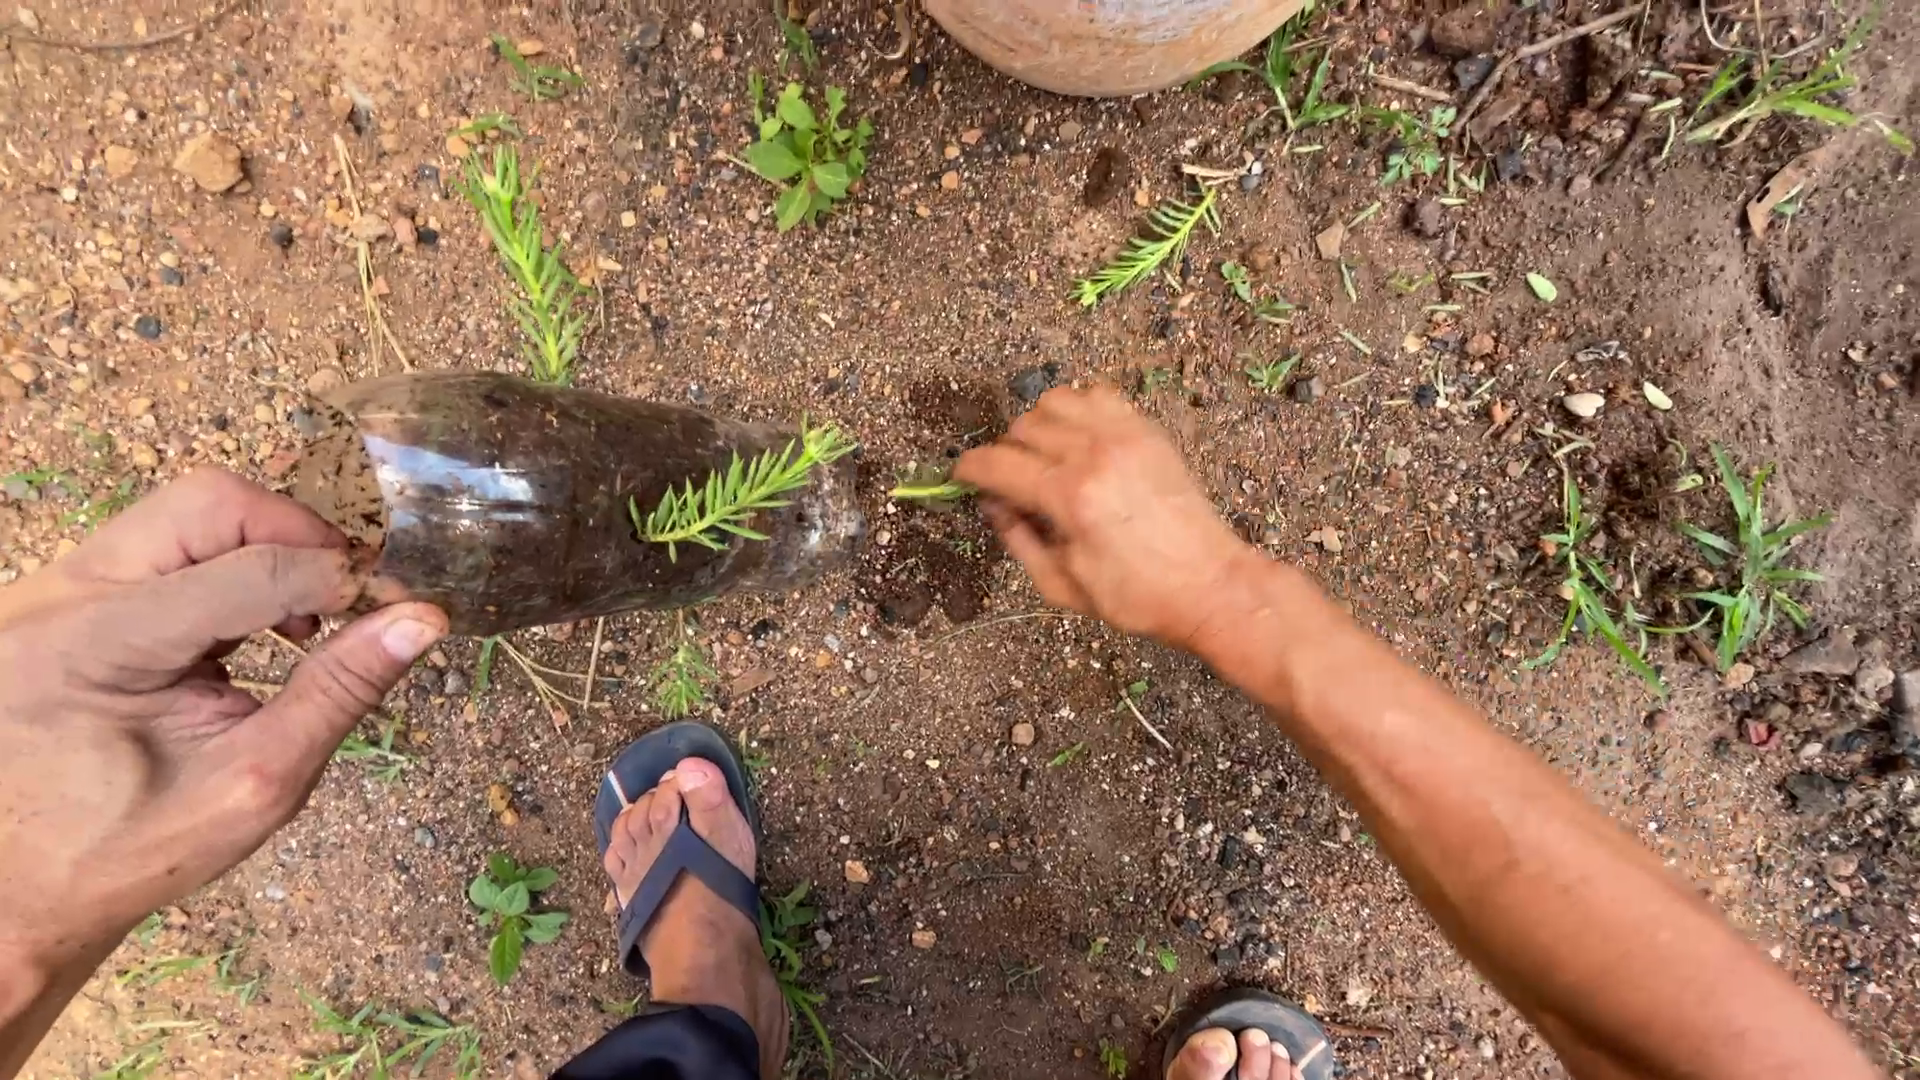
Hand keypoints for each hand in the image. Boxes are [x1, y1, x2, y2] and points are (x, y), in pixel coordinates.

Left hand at [0, 470, 445, 971]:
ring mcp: (52, 591)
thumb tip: (427, 619)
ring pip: (195, 510)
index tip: (402, 611)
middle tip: (350, 597)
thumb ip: (344, 689)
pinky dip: (245, 563)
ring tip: (309, 616)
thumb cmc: (133, 850)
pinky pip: (177, 541)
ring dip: (277, 547)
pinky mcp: (68, 597)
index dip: (346, 580)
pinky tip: (264, 623)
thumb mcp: (260, 780)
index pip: (255, 569)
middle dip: (305, 538)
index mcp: (91, 648)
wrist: (5, 894)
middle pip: (213, 503)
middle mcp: (55, 598)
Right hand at [954, 386, 1260, 650]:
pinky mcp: (1147, 431)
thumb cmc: (1135, 597)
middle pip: (1022, 428)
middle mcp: (1094, 454)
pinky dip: (1077, 409)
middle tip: (1012, 484)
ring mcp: (1125, 436)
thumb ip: (1017, 540)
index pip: (997, 463)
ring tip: (1044, 458)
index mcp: (1070, 497)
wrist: (1209, 584)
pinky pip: (1097, 395)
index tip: (960, 475)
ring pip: (1054, 401)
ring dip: (1037, 426)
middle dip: (1005, 454)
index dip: (969, 468)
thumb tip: (991, 504)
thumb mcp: (1060, 587)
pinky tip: (1079, 439)